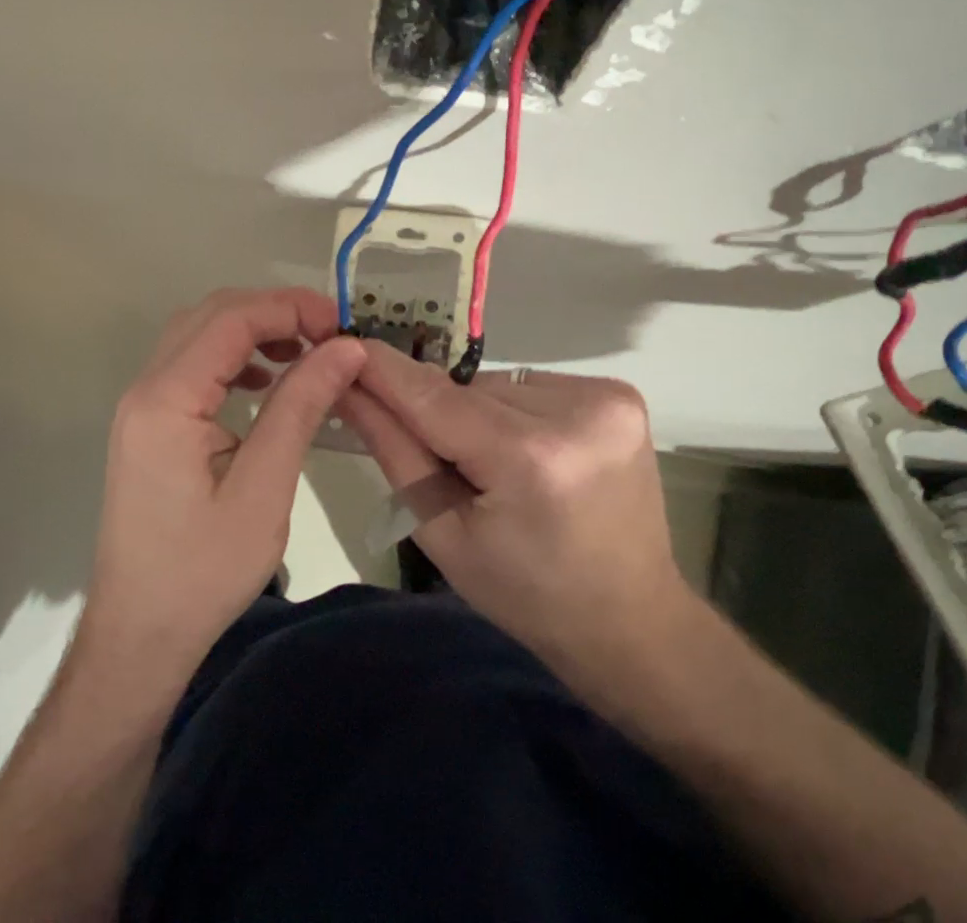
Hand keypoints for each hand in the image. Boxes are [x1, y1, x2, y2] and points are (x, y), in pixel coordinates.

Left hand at [82, 288, 366, 671]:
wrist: (141, 629)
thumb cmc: (204, 570)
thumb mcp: (264, 489)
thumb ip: (300, 408)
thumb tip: (346, 348)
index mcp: (166, 400)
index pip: (230, 320)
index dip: (290, 308)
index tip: (344, 324)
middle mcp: (143, 392)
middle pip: (208, 319)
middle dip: (271, 313)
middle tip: (331, 336)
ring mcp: (139, 411)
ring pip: (195, 341)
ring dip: (250, 335)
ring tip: (306, 355)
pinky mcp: (146, 432)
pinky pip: (188, 374)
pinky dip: (230, 364)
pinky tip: (265, 385)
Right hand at [339, 341, 689, 673]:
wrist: (627, 617)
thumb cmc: (524, 593)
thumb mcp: (442, 533)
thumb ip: (395, 452)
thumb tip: (349, 389)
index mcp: (530, 458)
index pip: (433, 397)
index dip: (382, 371)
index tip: (339, 350)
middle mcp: (577, 412)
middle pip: (466, 391)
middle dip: (439, 416)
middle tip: (442, 468)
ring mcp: (608, 398)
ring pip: (498, 385)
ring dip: (479, 414)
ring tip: (495, 471)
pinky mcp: (622, 395)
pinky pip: (533, 387)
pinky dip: (515, 413)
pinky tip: (530, 458)